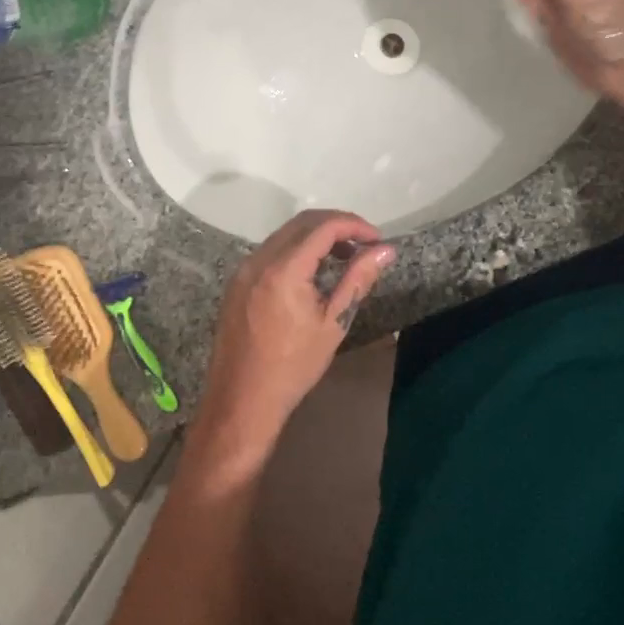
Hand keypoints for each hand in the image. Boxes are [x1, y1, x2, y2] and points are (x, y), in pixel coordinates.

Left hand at [200, 210, 396, 437]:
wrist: (242, 401)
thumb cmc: (293, 366)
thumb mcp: (334, 323)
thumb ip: (358, 279)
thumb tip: (385, 250)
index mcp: (284, 270)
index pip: (324, 227)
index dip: (355, 225)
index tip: (378, 239)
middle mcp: (259, 261)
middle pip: (303, 223)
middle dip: (338, 225)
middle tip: (365, 244)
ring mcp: (244, 271)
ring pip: (285, 234)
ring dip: (317, 236)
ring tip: (346, 256)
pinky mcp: (238, 283)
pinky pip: (271, 250)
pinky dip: (297, 249)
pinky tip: (314, 271)